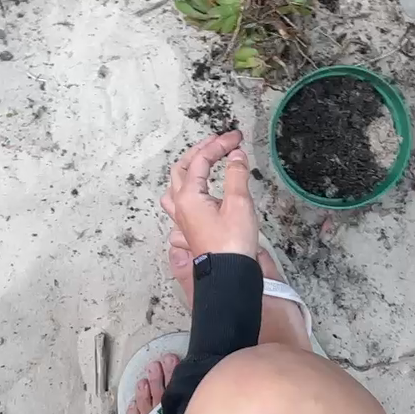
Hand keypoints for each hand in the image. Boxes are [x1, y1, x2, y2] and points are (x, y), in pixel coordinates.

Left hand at [160, 130, 258, 259]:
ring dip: (189, 169)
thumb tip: (235, 155)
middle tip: (219, 142)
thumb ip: (236, 175)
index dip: (219, 145)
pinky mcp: (190, 229)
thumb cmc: (232, 245)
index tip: (236, 138)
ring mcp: (183, 219)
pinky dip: (189, 187)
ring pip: (176, 186)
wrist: (229, 275)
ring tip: (202, 161)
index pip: (201, 160)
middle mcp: (181, 206)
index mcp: (189, 196)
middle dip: (201, 151)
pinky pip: (180, 201)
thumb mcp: (239, 204)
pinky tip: (199, 192)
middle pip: (182, 168)